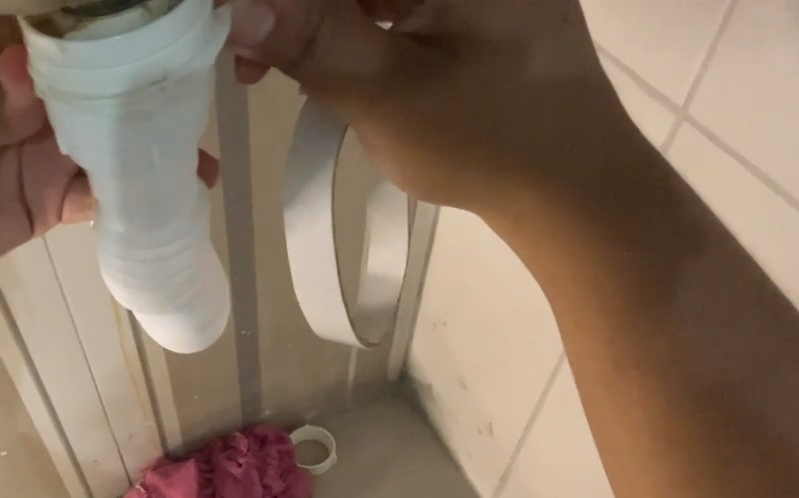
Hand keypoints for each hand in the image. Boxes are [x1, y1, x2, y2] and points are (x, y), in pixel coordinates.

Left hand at [0, 19, 218, 304]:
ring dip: (155, 148)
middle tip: (209, 90)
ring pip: (115, 142)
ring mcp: (51, 152)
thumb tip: (31, 72)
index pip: (74, 33)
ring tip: (200, 158)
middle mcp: (39, 99)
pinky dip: (135, 200)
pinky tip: (173, 199)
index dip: (124, 30)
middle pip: (108, 86)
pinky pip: (103, 197)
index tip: (174, 30)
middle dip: (155, 88)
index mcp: (7, 56)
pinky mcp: (55, 202)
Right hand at [227, 0, 646, 220]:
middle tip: (245, 61)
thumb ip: (312, 43)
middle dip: (291, 11)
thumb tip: (234, 9)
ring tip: (269, 71)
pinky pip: (386, 2)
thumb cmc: (486, 138)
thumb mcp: (388, 93)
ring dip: (311, 22)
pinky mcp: (463, 0)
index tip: (230, 29)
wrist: (568, 178)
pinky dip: (345, 29)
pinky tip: (321, 65)